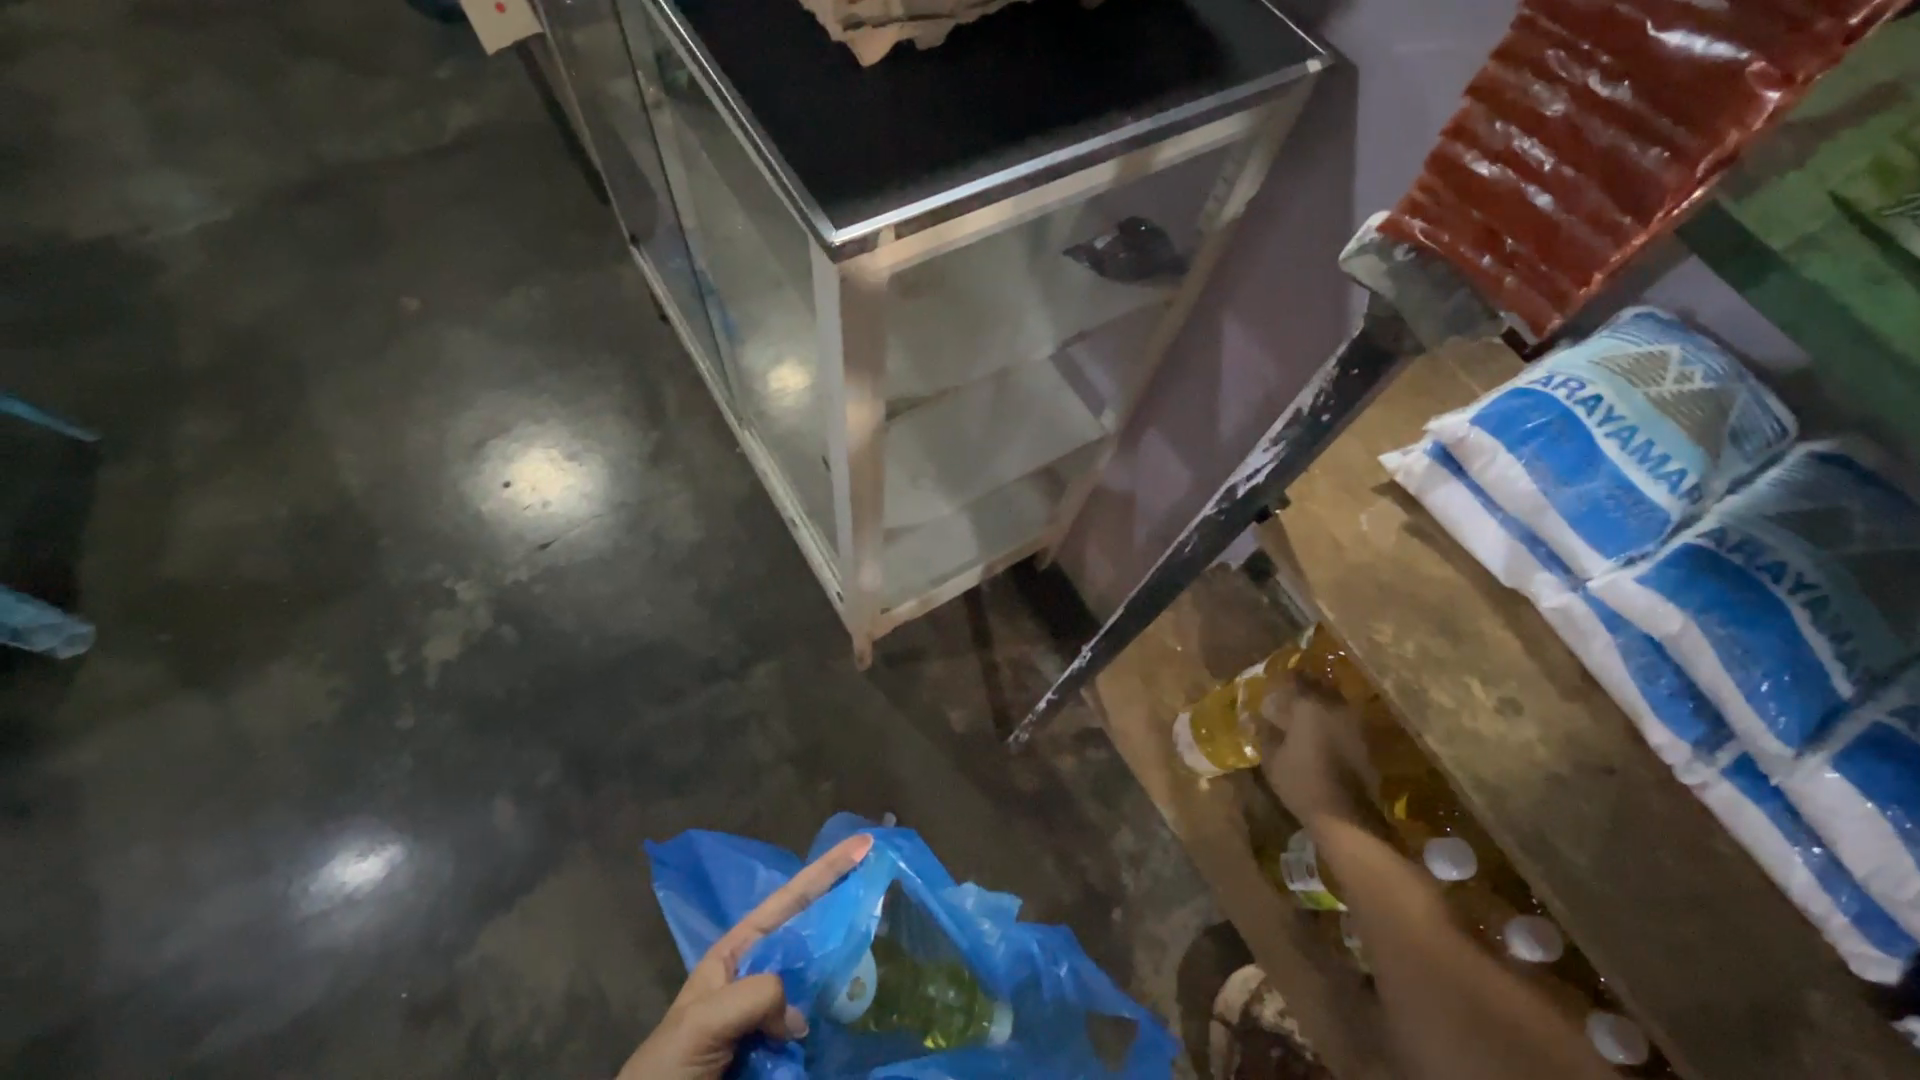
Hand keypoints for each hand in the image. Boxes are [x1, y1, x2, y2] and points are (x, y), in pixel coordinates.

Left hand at [618, 834, 874, 1079]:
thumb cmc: (668, 1066)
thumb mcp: (701, 1020)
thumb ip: (752, 995)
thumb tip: (800, 1011)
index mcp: (736, 955)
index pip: (787, 902)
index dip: (825, 871)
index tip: (864, 844)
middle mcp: (760, 975)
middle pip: (811, 930)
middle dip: (845, 901)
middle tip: (885, 878)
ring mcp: (774, 1012)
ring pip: (822, 974)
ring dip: (851, 955)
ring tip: (887, 933)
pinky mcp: (786, 1047)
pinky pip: (822, 1020)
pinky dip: (843, 1008)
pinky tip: (865, 997)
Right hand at [1260, 691, 1375, 831]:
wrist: (1343, 814)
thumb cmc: (1300, 782)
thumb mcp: (1271, 758)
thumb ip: (1265, 733)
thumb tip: (1258, 719)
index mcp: (1309, 705)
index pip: (1294, 679)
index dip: (1282, 680)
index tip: (1271, 685)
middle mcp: (1335, 706)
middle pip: (1318, 685)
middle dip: (1303, 689)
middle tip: (1287, 699)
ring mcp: (1354, 722)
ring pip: (1334, 701)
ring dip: (1319, 704)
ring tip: (1304, 716)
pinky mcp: (1364, 740)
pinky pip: (1344, 719)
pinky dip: (1331, 721)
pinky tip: (1320, 734)